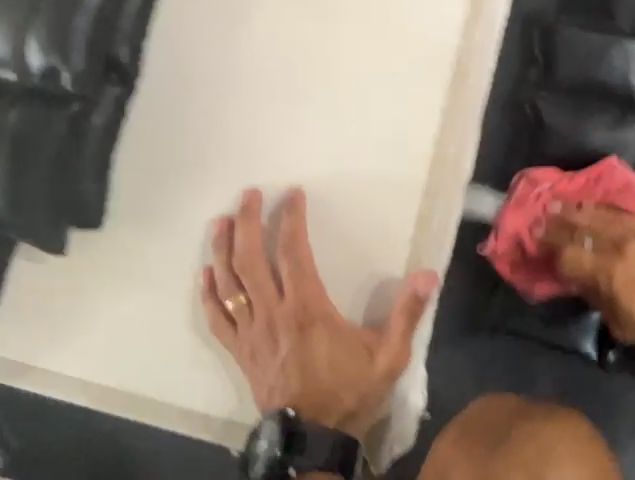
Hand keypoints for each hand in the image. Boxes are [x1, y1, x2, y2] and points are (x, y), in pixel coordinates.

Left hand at [201, 188, 438, 441]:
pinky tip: (206, 275)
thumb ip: (407, 313)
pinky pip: (218, 320)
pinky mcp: (241, 353)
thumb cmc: (349, 393)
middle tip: (248, 194)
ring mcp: (252, 334)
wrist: (313, 441)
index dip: (290, 219)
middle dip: (247, 223)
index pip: (292, 252)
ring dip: (222, 250)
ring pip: (229, 285)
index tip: (292, 193)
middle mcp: (274, 314)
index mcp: (307, 307)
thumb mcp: (389, 356)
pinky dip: (210, 295)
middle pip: (251, 260)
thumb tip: (429, 274)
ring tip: (220, 221)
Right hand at [538, 206, 634, 348]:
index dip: (551, 253)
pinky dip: (597, 209)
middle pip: (578, 230)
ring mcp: (633, 233)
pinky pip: (616, 212)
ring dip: (573, 210)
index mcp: (608, 274)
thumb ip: (595, 297)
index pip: (569, 256)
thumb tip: (578, 279)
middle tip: (538, 220)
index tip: (538, 248)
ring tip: (556, 205)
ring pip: (596, 215)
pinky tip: (586, 206)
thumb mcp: (618, 323)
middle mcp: (617, 248)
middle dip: (555, 226)